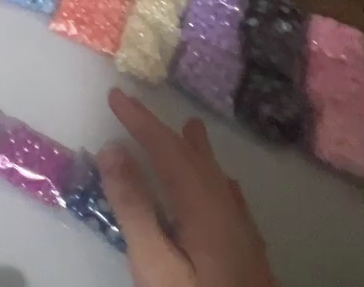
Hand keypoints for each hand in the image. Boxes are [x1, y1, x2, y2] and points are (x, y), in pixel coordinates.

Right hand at [98, 88, 276, 286]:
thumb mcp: (155, 265)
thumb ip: (134, 207)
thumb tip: (113, 148)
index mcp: (203, 211)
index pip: (168, 152)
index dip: (141, 122)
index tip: (115, 97)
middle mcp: (227, 216)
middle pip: (194, 161)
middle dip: (162, 131)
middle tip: (133, 107)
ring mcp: (244, 240)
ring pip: (218, 181)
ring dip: (195, 152)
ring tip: (189, 129)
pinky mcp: (250, 261)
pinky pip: (233, 203)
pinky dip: (218, 183)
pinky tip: (224, 190)